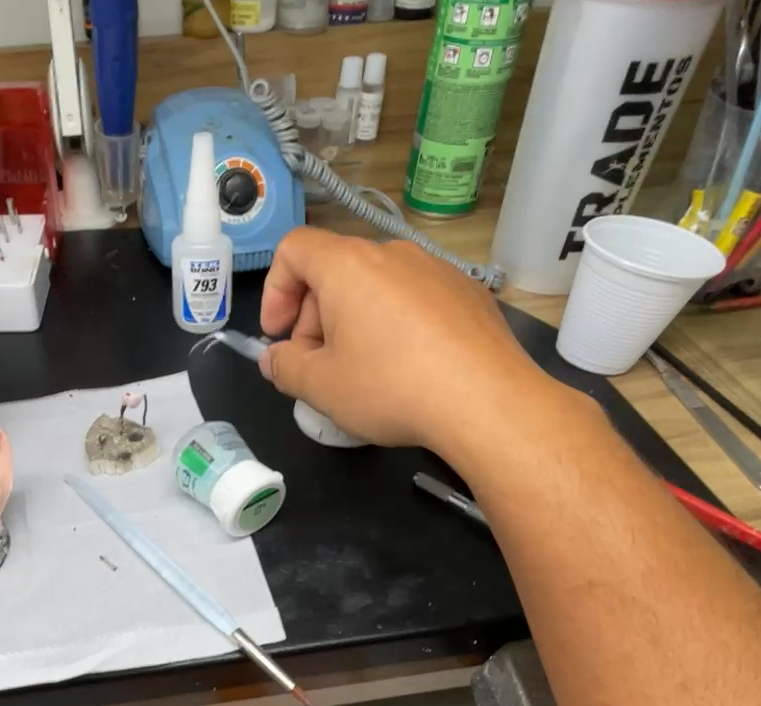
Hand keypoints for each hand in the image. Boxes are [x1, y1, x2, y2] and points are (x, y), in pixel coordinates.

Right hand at [258, 229, 579, 455]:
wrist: (486, 401)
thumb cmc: (390, 387)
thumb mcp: (321, 387)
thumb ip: (285, 367)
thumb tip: (274, 359)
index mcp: (348, 265)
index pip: (294, 248)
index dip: (274, 290)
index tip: (279, 335)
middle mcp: (392, 254)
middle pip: (335, 270)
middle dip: (314, 316)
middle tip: (316, 365)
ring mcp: (436, 269)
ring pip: (376, 287)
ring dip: (354, 322)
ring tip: (362, 371)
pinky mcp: (468, 293)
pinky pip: (413, 300)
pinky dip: (395, 325)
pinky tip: (407, 369)